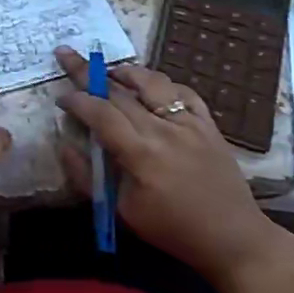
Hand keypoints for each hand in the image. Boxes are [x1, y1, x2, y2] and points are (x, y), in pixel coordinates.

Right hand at [54, 47, 281, 272]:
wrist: (232, 237)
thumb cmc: (171, 229)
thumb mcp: (120, 211)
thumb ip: (87, 177)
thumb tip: (64, 146)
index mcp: (141, 154)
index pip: (100, 113)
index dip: (77, 100)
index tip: (61, 97)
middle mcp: (164, 130)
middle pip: (120, 91)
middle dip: (88, 73)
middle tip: (67, 56)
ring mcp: (190, 123)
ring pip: (153, 82)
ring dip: (127, 71)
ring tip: (110, 70)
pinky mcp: (208, 124)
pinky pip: (183, 92)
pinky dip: (162, 84)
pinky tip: (150, 87)